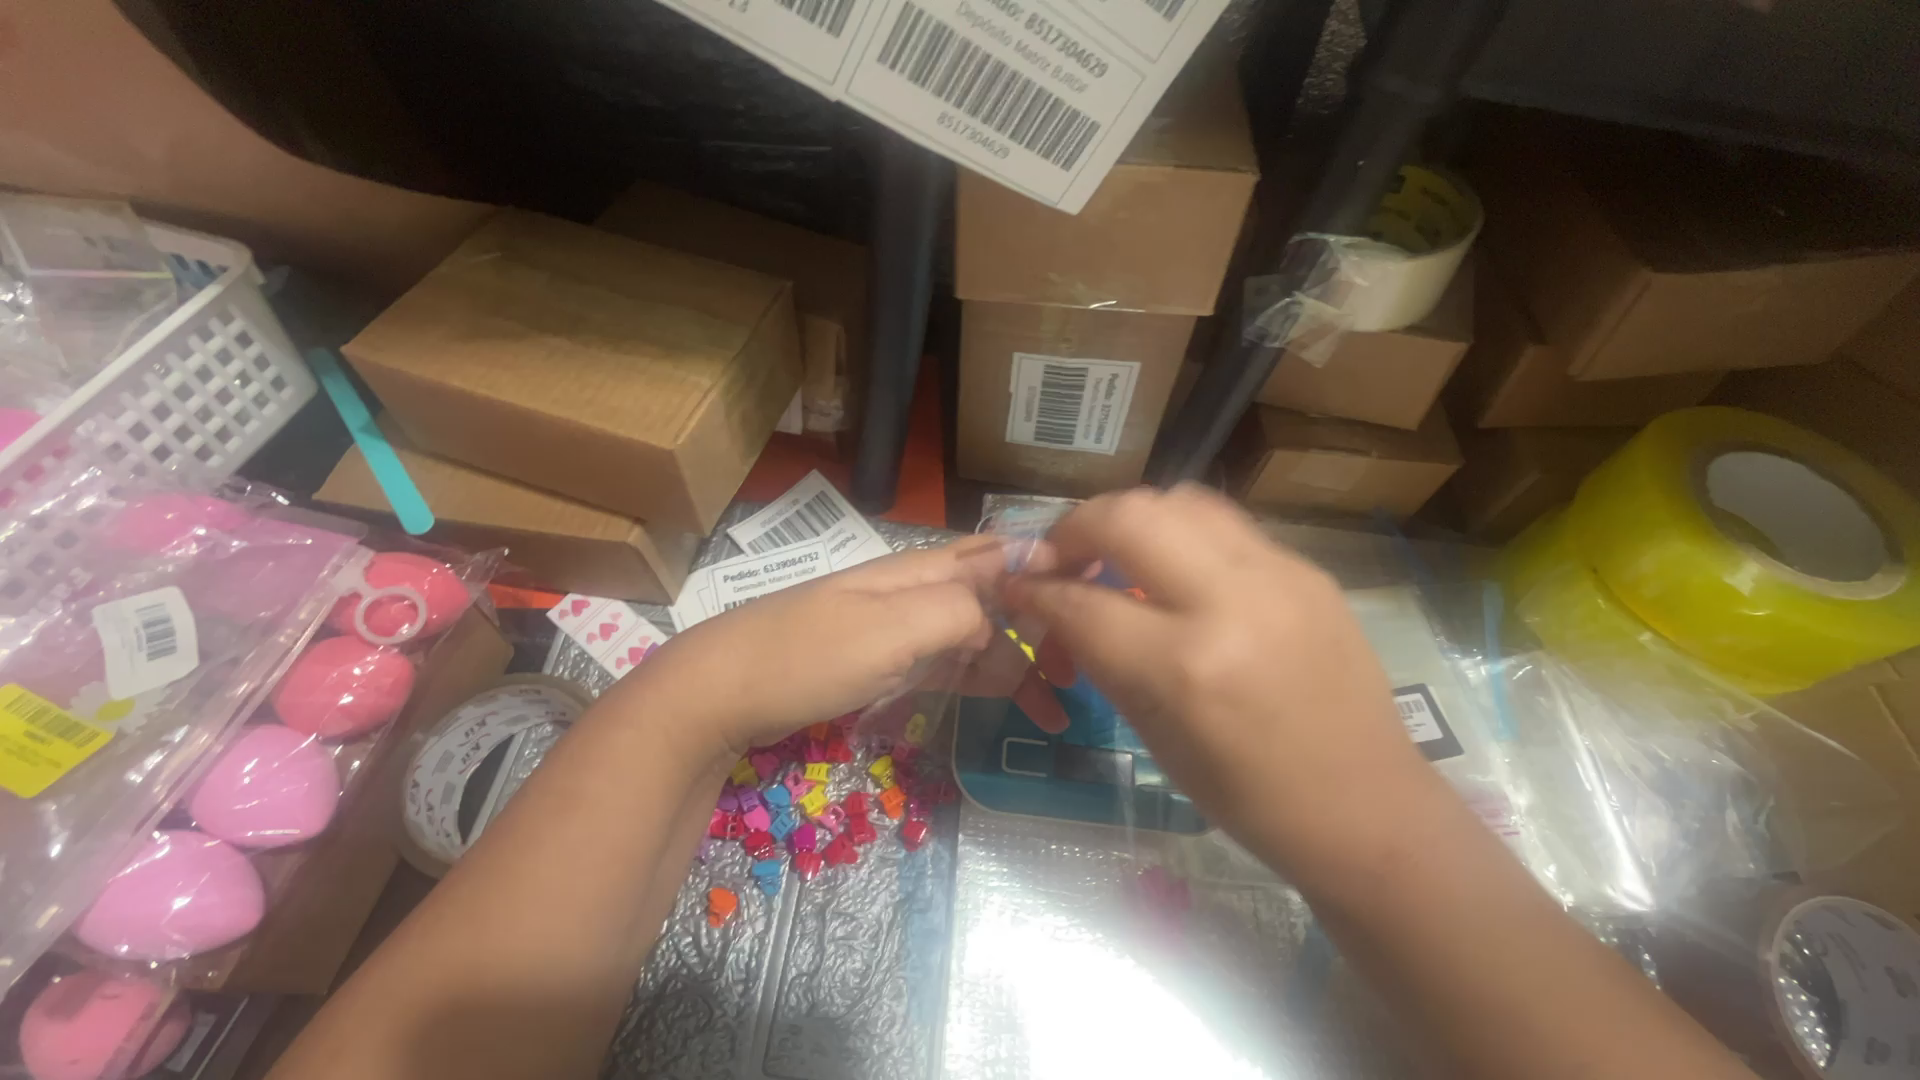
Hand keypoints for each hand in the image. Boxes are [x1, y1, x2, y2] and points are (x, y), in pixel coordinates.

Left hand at [615, 536, 1062, 765]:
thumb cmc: (805, 657)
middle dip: (1037, 624)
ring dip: (1013, 662)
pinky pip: (943, 664)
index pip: (994, 553)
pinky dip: (977, 679)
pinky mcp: (877, 666)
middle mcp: (910, 592)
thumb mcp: (888, 631)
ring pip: (970, 636)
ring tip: (1053, 703)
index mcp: (916, 571)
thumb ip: (955, 610)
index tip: (1093, 593)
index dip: (1044, 566)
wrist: (718, 695)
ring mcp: (893, 630)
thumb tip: (1000, 614)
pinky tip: (1001, 698)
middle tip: (1078, 669)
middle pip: (989, 597)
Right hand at [1005, 485, 1443, 872]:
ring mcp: (1279, 576)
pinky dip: (1181, 536)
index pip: (1082, 602)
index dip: (1035, 591)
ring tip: (1118, 554)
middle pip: (1128, 517)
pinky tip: (1177, 572)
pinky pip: (1225, 526)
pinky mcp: (1308, 569)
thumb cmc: (1245, 795)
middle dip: (1076, 528)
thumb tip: (1057, 603)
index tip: (1019, 588)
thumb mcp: (1153, 732)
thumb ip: (1101, 655)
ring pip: (1180, 500)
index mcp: (1185, 666)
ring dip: (1132, 519)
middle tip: (1062, 557)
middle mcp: (1231, 602)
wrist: (1363, 806)